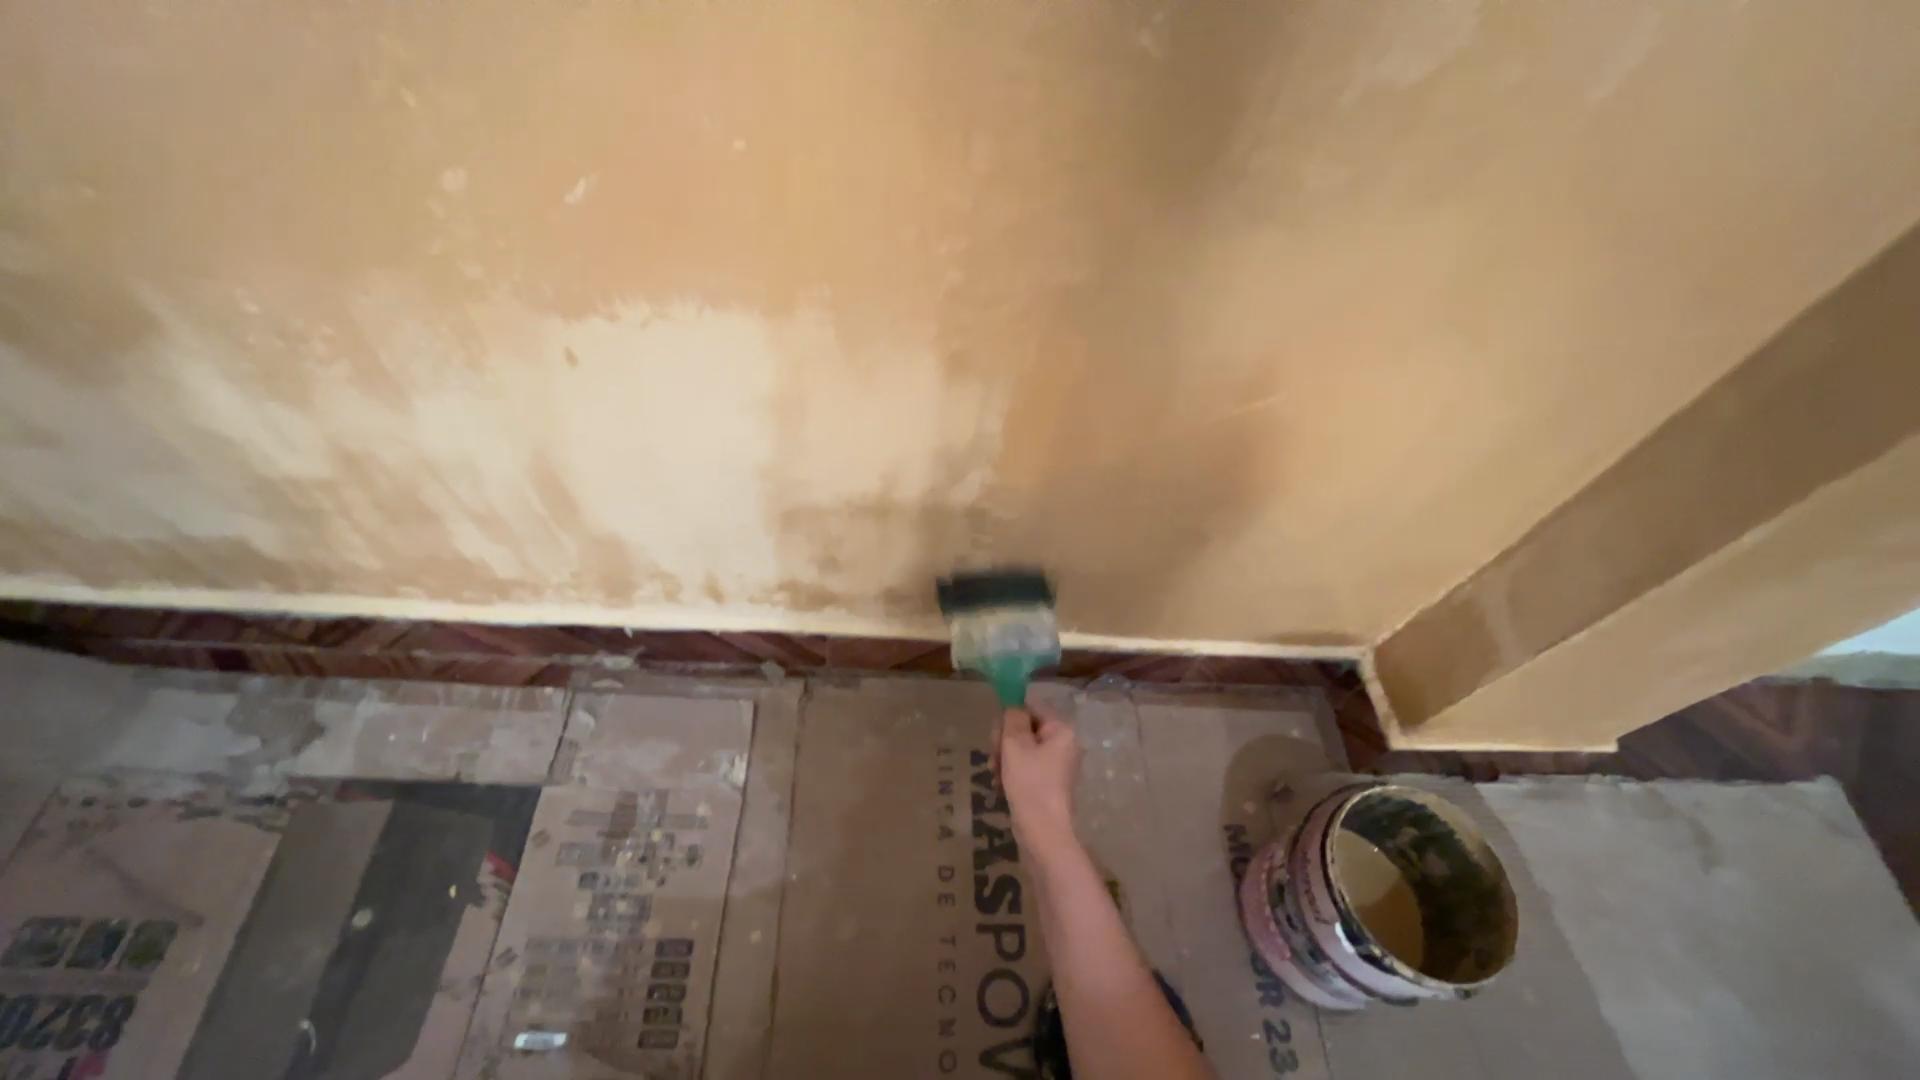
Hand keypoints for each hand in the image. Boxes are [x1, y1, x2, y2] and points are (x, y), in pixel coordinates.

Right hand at [993, 702, 1082, 864]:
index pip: (1034, 707)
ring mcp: (1057, 766)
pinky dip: (1011, 772)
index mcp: (1062, 731)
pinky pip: (1026, 767)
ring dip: (1005, 757)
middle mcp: (1064, 745)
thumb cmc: (1030, 783)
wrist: (1042, 831)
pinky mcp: (1048, 783)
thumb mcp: (1015, 746)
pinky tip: (1000, 784)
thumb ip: (1013, 720)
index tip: (995, 728)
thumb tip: (1013, 707)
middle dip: (1006, 739)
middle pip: (1027, 728)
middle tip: (993, 753)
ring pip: (1023, 749)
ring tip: (994, 772)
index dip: (1012, 713)